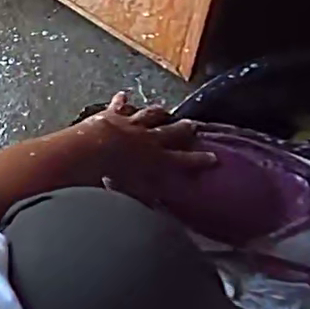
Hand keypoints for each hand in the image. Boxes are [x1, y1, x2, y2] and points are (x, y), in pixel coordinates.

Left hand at [62, 92, 215, 197]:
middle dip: (183, 129)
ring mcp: (132, 124)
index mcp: (159, 159)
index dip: (199, 160)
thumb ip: (147, 200)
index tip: (213, 157)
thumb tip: (156, 214)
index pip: (184, 161)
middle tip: (193, 124)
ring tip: (163, 109)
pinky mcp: (113, 115)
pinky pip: (119, 107)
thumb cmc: (117, 175)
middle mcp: (149, 139)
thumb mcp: (137, 192)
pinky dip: (121, 101)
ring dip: (156, 112)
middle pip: (171, 133)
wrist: (96, 148)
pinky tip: (123, 95)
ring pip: (149, 116)